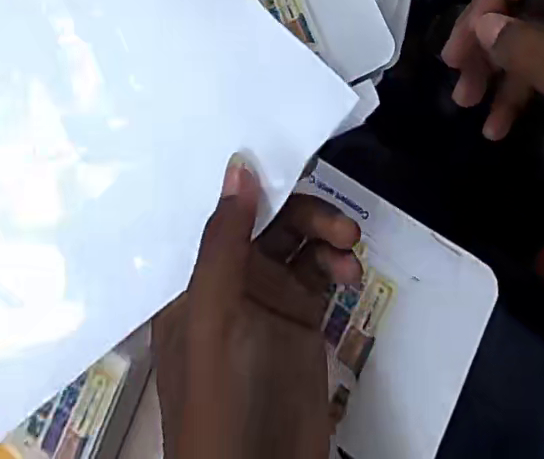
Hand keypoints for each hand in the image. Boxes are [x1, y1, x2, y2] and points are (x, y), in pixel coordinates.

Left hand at [154, 160, 361, 458]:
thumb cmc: (222, 394)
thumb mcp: (213, 313)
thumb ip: (224, 237)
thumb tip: (238, 164)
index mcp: (193, 273)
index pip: (216, 209)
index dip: (245, 181)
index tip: (279, 149)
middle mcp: (228, 277)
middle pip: (265, 219)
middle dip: (301, 211)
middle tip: (338, 223)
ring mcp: (266, 296)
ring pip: (296, 239)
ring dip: (324, 233)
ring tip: (349, 246)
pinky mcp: (300, 315)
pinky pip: (319, 268)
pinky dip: (335, 261)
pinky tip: (350, 272)